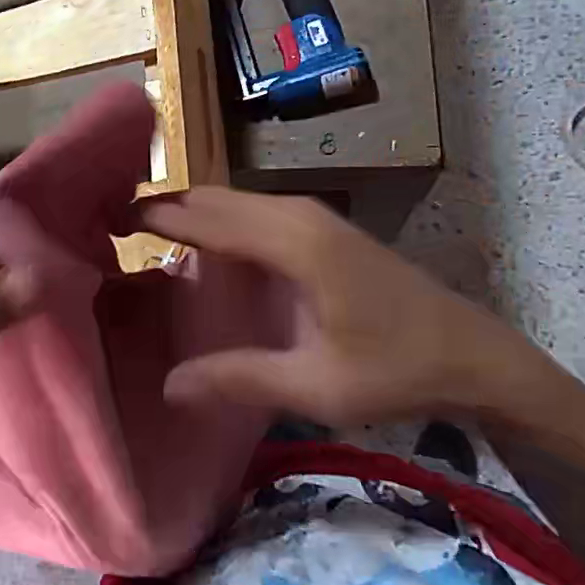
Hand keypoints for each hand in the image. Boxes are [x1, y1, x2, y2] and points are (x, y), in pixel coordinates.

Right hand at [139, 187, 564, 427]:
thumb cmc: (398, 369)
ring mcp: (312, 215)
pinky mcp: (320, 227)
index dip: (156, 216)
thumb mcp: (316, 385)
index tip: (109, 218)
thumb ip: (239, 379)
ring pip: (233, 201)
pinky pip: (253, 212)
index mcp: (294, 244)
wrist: (476, 354)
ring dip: (192, 211)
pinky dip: (219, 221)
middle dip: (166, 206)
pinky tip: (203, 249)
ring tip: (147, 233)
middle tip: (115, 226)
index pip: (206, 219)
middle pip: (215, 198)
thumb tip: (169, 386)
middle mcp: (298, 215)